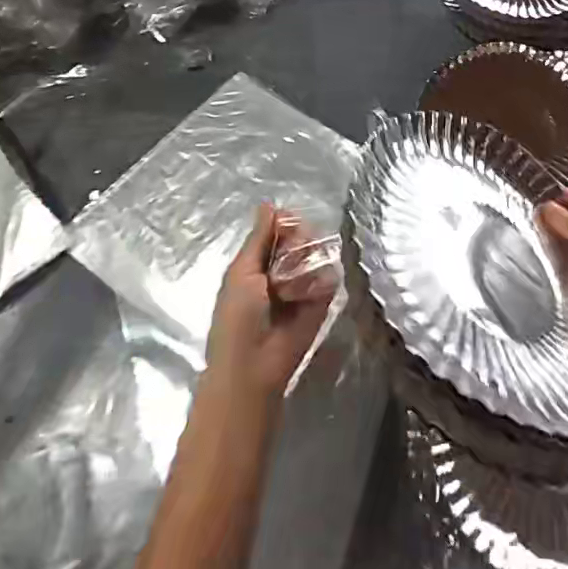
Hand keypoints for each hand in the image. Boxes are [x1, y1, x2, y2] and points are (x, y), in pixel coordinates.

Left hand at [204, 205, 336, 395]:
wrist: (253, 364)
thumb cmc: (237, 318)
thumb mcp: (241, 273)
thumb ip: (258, 238)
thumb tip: (268, 204)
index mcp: (260, 262)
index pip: (281, 229)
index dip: (287, 224)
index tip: (289, 224)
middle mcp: (285, 269)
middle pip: (304, 237)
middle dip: (299, 242)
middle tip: (290, 255)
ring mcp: (305, 284)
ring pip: (319, 254)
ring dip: (307, 264)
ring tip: (292, 284)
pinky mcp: (324, 299)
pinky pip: (330, 276)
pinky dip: (318, 283)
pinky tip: (306, 296)